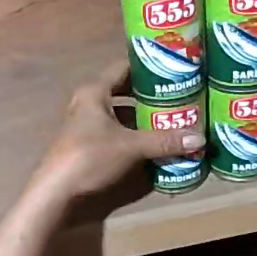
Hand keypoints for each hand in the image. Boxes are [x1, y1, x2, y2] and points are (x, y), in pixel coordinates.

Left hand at [32, 60, 204, 197]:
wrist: (56, 190)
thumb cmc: (90, 156)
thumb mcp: (131, 146)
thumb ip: (164, 141)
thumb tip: (200, 137)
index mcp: (94, 92)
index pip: (124, 68)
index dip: (148, 65)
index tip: (175, 65)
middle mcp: (88, 102)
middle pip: (124, 90)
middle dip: (150, 93)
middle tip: (181, 93)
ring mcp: (85, 123)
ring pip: (120, 112)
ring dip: (143, 116)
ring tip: (172, 116)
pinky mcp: (86, 142)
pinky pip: (115, 129)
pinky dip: (133, 132)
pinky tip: (153, 139)